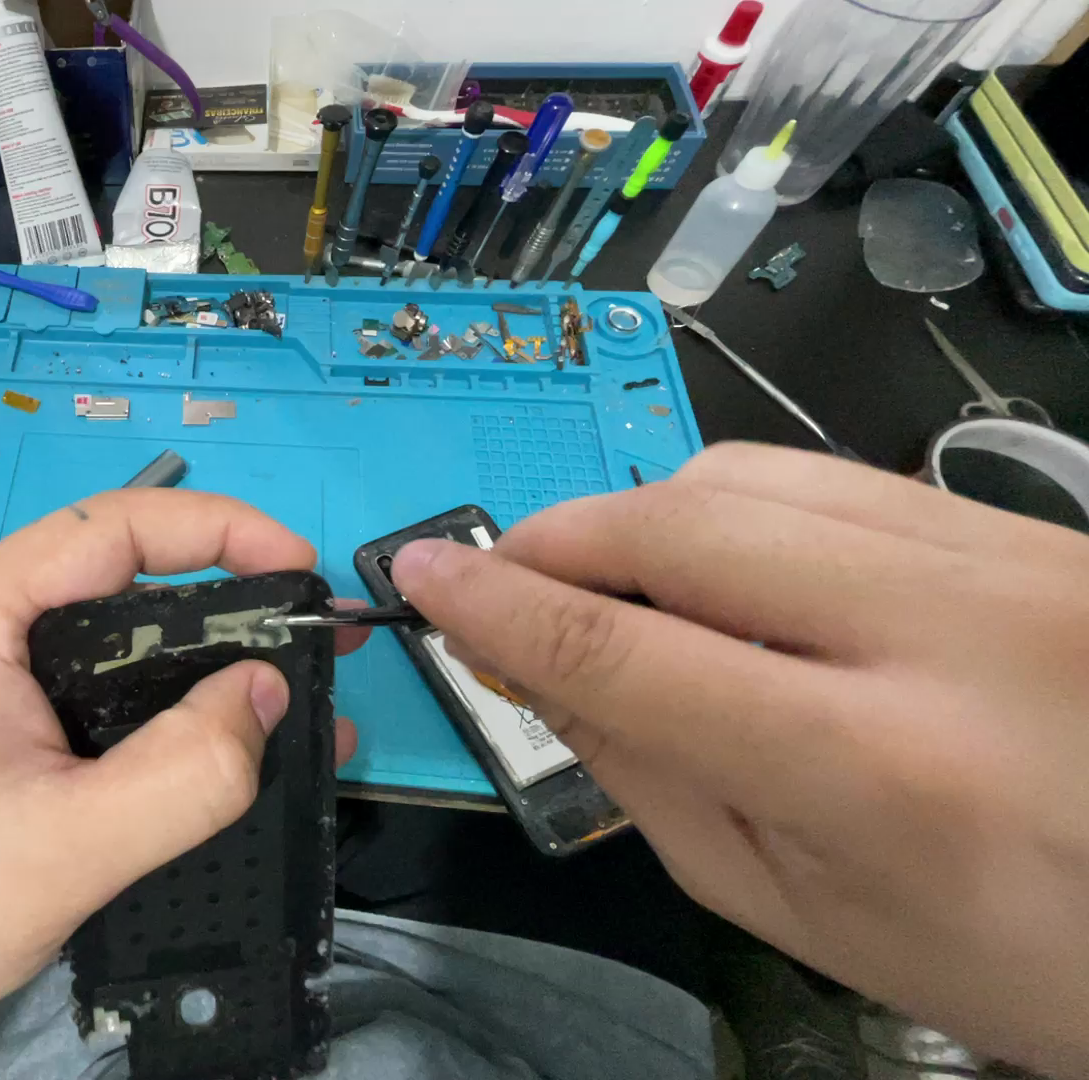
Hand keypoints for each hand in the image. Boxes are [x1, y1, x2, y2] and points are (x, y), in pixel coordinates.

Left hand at [0, 490, 358, 1079]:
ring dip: (195, 660)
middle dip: (222, 601)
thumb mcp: (70, 849)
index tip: (297, 565)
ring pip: (106, 632)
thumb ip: (186, 772)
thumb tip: (267, 687)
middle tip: (309, 641)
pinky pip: (84, 679)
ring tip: (280, 700)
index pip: (110, 529)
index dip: (217, 528)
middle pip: (114, 576)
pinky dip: (153, 701)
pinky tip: (207, 739)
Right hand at [391, 442, 1088, 1076]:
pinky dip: (706, 509)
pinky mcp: (1019, 519)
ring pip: (728, 477)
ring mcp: (1010, 554)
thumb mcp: (772, 891)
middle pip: (670, 530)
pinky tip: (711, 569)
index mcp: (884, 773)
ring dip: (624, 525)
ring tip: (615, 588)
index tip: (419, 571)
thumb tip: (516, 658)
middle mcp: (960, 633)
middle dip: (549, 544)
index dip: (494, 605)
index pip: (621, 651)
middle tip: (504, 584)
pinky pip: (801, 471)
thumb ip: (628, 764)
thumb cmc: (995, 944)